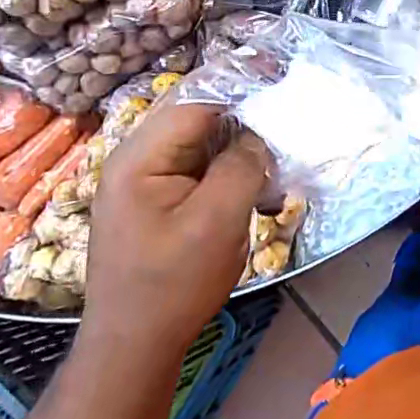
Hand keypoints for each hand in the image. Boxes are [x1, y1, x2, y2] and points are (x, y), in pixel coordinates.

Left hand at [84, 101, 272, 350]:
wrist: (133, 345)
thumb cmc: (173, 285)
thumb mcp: (216, 221)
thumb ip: (242, 165)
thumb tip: (260, 134)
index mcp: (140, 155)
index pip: (195, 98)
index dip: (240, 82)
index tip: (282, 73)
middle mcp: (137, 157)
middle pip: (196, 112)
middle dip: (242, 105)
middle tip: (286, 104)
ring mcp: (145, 178)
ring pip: (200, 137)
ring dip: (238, 135)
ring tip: (276, 139)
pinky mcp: (158, 197)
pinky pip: (198, 163)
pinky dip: (228, 160)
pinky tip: (255, 173)